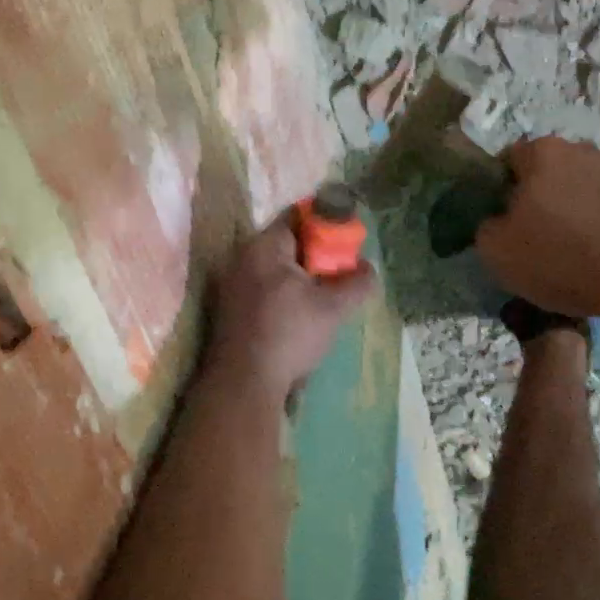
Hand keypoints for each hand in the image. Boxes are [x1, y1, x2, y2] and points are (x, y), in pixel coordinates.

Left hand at [204, 209, 375, 399]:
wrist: (244, 384)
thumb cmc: (289, 334)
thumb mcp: (333, 307)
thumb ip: (356, 283)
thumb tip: (369, 269)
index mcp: (263, 246)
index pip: (298, 215)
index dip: (327, 221)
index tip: (348, 240)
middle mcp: (242, 258)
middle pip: (288, 242)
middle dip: (318, 254)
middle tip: (342, 271)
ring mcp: (232, 285)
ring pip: (277, 269)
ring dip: (303, 278)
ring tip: (327, 298)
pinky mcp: (230, 310)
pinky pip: (265, 289)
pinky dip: (286, 295)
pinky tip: (303, 318)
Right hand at [475, 137, 599, 318]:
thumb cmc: (559, 256)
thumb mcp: (497, 251)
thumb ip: (486, 227)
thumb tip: (496, 223)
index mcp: (544, 152)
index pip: (509, 160)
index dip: (500, 191)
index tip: (503, 222)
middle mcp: (583, 151)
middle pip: (548, 173)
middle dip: (540, 200)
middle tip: (535, 239)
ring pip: (582, 190)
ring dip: (574, 212)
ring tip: (572, 253)